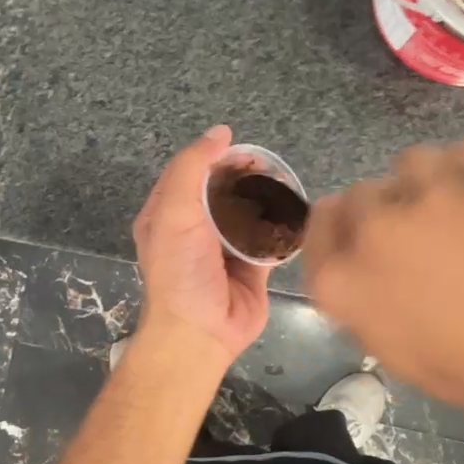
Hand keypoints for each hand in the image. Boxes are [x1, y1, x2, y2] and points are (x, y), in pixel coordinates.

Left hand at [132, 126, 271, 366]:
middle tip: (268, 165)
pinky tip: (297, 209)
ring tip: (286, 182)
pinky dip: (282, 226)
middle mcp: (193, 230)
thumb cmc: (181, 270)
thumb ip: (192, 168)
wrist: (200, 330)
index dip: (212, 157)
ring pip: (248, 212)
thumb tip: (219, 133)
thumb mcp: (174, 211)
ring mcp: (223, 249)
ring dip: (265, 198)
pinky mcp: (253, 266)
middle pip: (222, 191)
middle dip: (243, 177)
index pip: (189, 173)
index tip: (240, 147)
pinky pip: (269, 238)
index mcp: (166, 215)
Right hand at [302, 140, 463, 414]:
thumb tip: (361, 258)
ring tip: (456, 210)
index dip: (344, 226)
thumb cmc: (462, 366)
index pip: (321, 220)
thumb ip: (356, 290)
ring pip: (412, 163)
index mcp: (339, 276)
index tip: (366, 236)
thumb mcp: (382, 341)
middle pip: (363, 192)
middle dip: (386, 211)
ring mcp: (431, 198)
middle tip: (422, 237)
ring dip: (426, 184)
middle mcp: (373, 228)